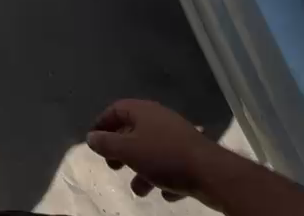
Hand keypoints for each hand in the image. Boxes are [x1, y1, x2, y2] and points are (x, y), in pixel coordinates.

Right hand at [87, 99, 228, 204]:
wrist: (212, 173)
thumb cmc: (164, 157)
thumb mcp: (128, 151)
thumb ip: (107, 144)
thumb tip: (91, 137)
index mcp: (142, 111)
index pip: (116, 110)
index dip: (102, 124)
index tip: (94, 141)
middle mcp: (159, 119)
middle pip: (133, 131)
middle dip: (121, 150)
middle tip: (113, 167)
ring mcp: (177, 137)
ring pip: (152, 151)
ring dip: (142, 169)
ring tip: (138, 190)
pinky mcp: (192, 156)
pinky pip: (171, 165)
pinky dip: (164, 177)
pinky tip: (163, 193)